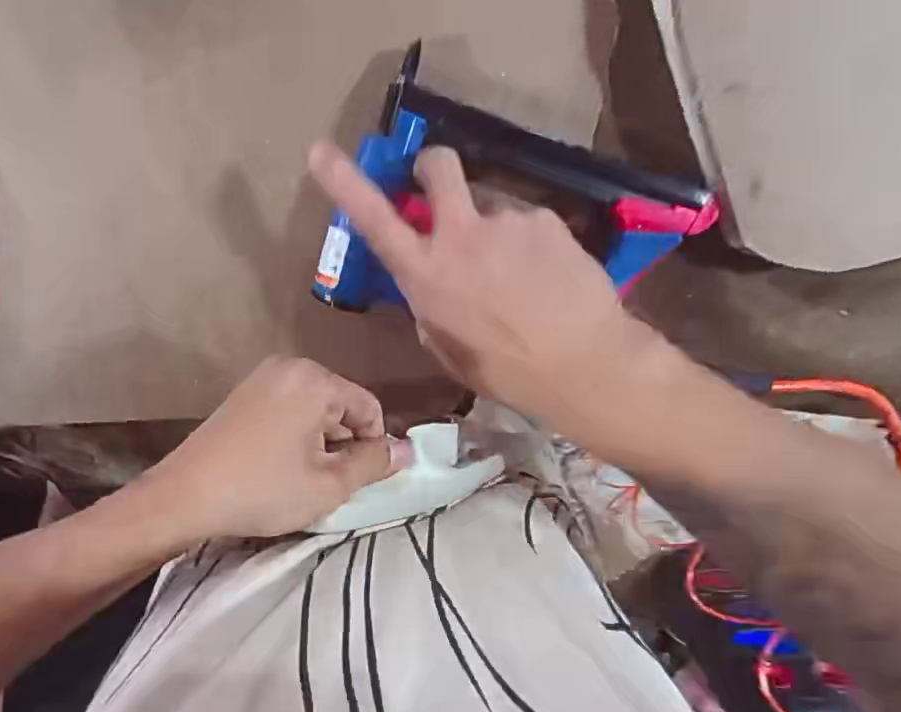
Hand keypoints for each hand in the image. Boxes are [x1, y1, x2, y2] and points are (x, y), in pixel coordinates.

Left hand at [125, 356, 411, 540]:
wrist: (185, 497)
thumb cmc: (262, 491)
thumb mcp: (328, 485)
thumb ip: (373, 464)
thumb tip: (407, 451)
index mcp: (314, 379)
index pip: (368, 408)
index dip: (375, 446)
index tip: (364, 481)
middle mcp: (288, 366)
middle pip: (339, 405)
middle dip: (344, 444)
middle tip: (333, 484)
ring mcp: (259, 379)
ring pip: (311, 410)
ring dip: (319, 443)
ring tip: (305, 481)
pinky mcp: (240, 397)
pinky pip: (285, 412)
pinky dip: (294, 437)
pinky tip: (281, 469)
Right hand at [307, 140, 667, 416]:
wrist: (580, 362)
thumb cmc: (501, 370)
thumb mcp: (444, 348)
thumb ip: (428, 308)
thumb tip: (428, 287)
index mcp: (425, 276)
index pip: (375, 220)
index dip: (344, 183)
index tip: (320, 152)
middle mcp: (460, 237)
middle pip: (439, 167)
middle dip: (431, 167)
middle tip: (435, 182)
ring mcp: (506, 220)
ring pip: (487, 204)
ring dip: (488, 226)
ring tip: (511, 272)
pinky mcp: (546, 218)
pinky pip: (522, 220)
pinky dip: (523, 241)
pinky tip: (539, 275)